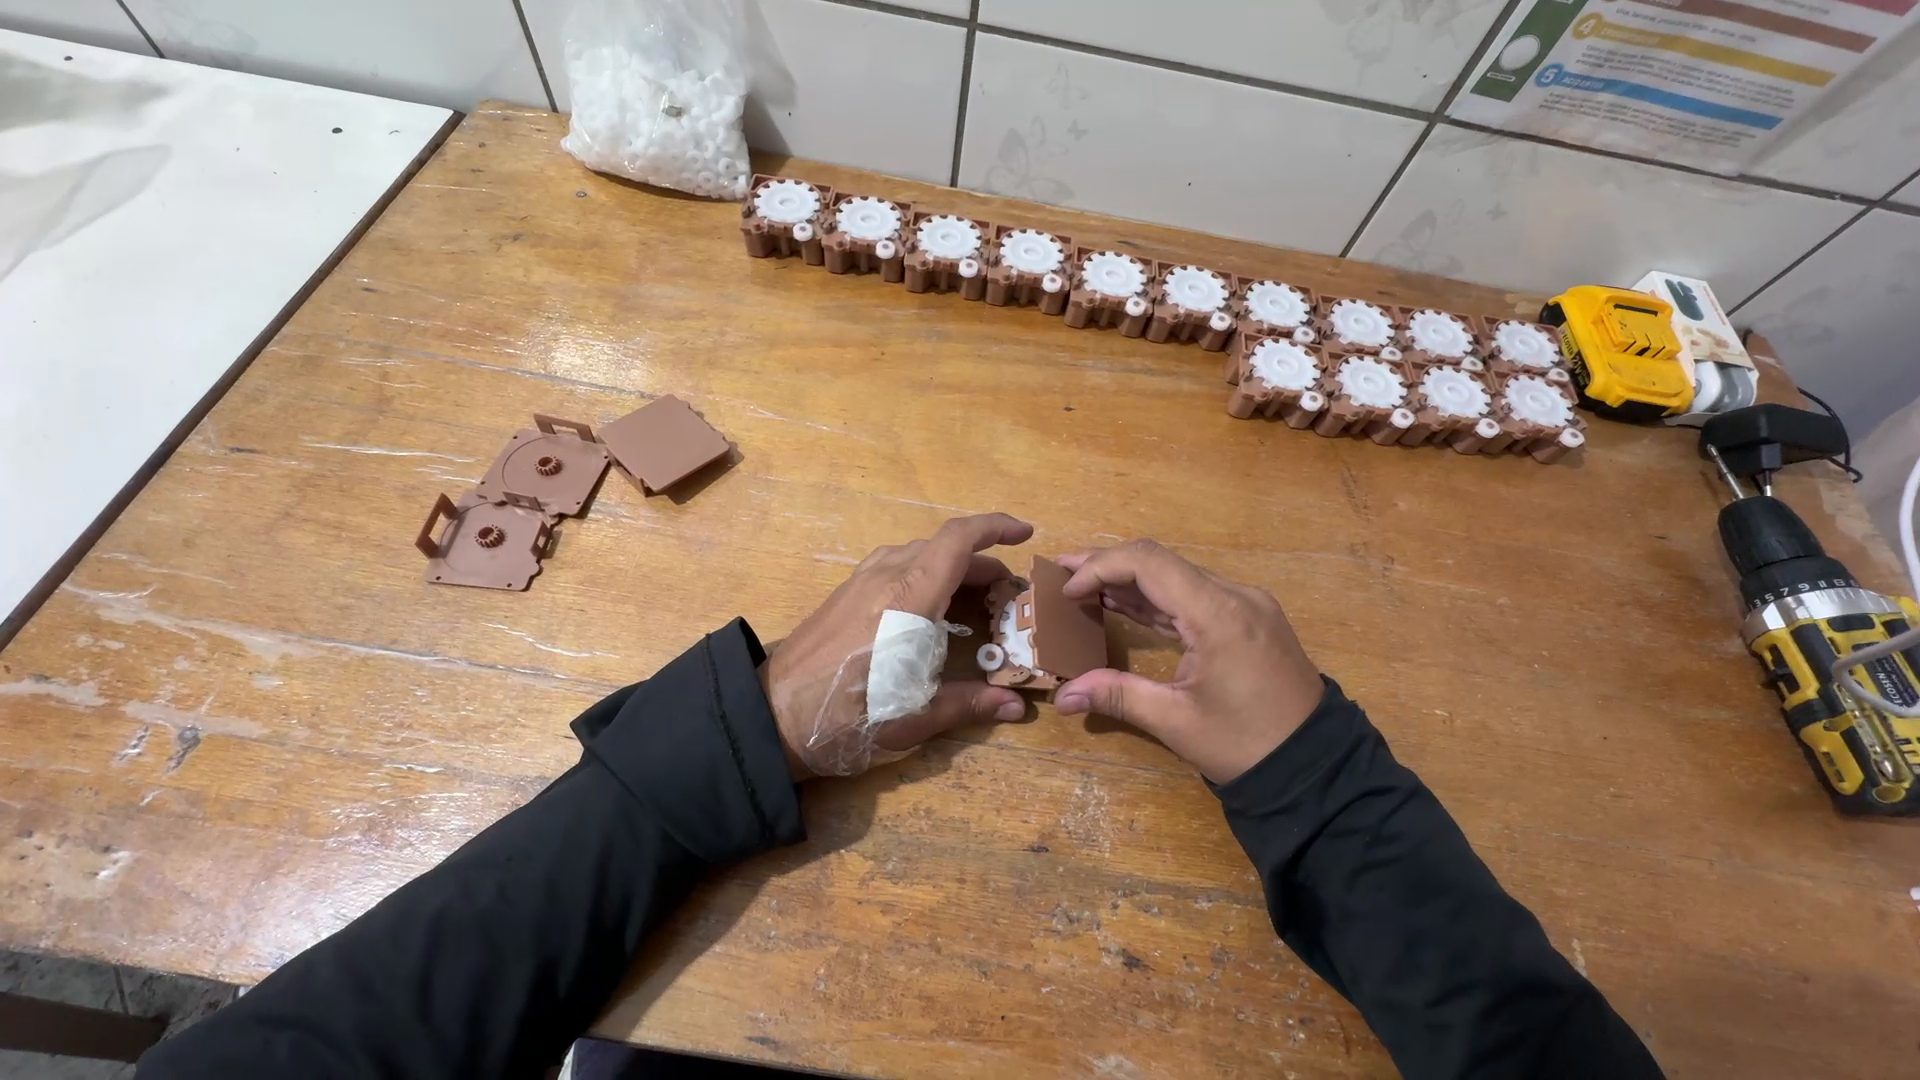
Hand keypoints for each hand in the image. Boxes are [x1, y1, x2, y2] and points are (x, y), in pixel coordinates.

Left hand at [762, 513, 1033, 778]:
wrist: (771, 717)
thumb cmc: (847, 717)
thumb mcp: (912, 718)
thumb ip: (968, 704)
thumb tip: (1016, 706)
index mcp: (908, 598)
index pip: (957, 540)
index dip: (994, 527)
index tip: (1025, 534)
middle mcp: (884, 577)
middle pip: (941, 548)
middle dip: (981, 560)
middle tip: (1007, 592)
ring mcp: (860, 581)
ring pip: (916, 554)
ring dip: (951, 567)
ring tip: (974, 598)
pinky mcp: (845, 593)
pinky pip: (894, 566)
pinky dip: (924, 574)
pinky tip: (928, 608)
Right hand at [1051, 540, 1323, 783]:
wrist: (1317, 766)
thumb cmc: (1246, 744)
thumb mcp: (1176, 721)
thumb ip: (1117, 695)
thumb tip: (1063, 697)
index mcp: (1218, 613)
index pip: (1148, 563)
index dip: (1100, 567)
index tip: (1067, 590)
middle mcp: (1234, 595)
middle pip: (1161, 562)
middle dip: (1108, 567)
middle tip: (1062, 575)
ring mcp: (1246, 605)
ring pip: (1177, 576)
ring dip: (1130, 581)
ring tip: (1083, 588)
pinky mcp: (1249, 619)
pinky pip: (1194, 596)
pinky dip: (1156, 599)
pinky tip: (1123, 605)